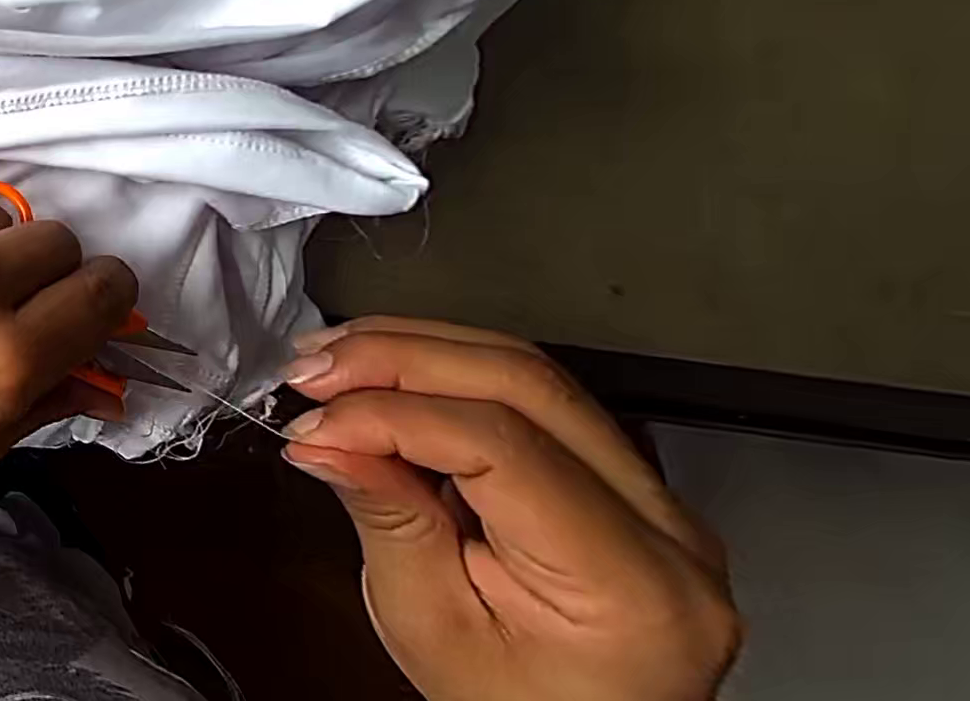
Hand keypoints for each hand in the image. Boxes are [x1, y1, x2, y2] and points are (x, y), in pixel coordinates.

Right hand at [279, 316, 740, 700]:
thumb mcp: (426, 624)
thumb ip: (383, 515)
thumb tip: (319, 438)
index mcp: (629, 584)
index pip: (500, 447)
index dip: (391, 416)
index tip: (310, 421)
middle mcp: (660, 518)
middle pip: (519, 381)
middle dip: (396, 357)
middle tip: (310, 367)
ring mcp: (642, 481)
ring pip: (516, 362)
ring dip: (408, 344)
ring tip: (327, 353)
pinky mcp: (604, 459)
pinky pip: (513, 380)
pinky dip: (430, 357)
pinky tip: (372, 359)